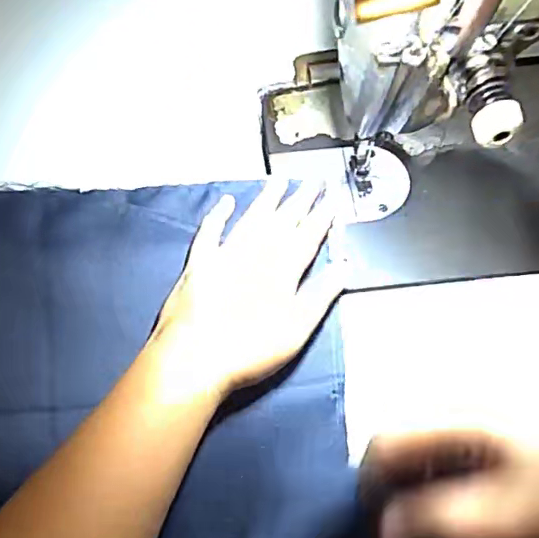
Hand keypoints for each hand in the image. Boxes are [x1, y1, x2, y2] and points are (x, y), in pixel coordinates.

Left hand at [150, 181, 344, 396]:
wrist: (195, 357)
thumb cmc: (251, 347)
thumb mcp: (298, 326)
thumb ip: (322, 293)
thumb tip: (343, 265)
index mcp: (284, 267)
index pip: (310, 233)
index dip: (324, 215)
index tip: (334, 197)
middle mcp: (256, 251)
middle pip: (283, 218)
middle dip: (302, 199)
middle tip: (314, 180)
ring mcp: (225, 254)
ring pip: (251, 217)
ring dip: (267, 199)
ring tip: (280, 181)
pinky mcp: (199, 264)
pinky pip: (211, 231)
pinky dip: (218, 215)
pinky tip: (225, 203)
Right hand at [361, 422, 538, 537]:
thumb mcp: (501, 521)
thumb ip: (432, 523)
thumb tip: (381, 533)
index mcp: (465, 414)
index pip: (387, 439)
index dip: (369, 484)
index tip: (373, 527)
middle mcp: (471, 403)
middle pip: (406, 439)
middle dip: (393, 484)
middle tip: (400, 529)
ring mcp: (492, 414)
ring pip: (430, 445)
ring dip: (418, 483)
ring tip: (427, 522)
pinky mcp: (509, 431)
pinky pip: (455, 449)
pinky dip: (443, 477)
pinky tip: (460, 504)